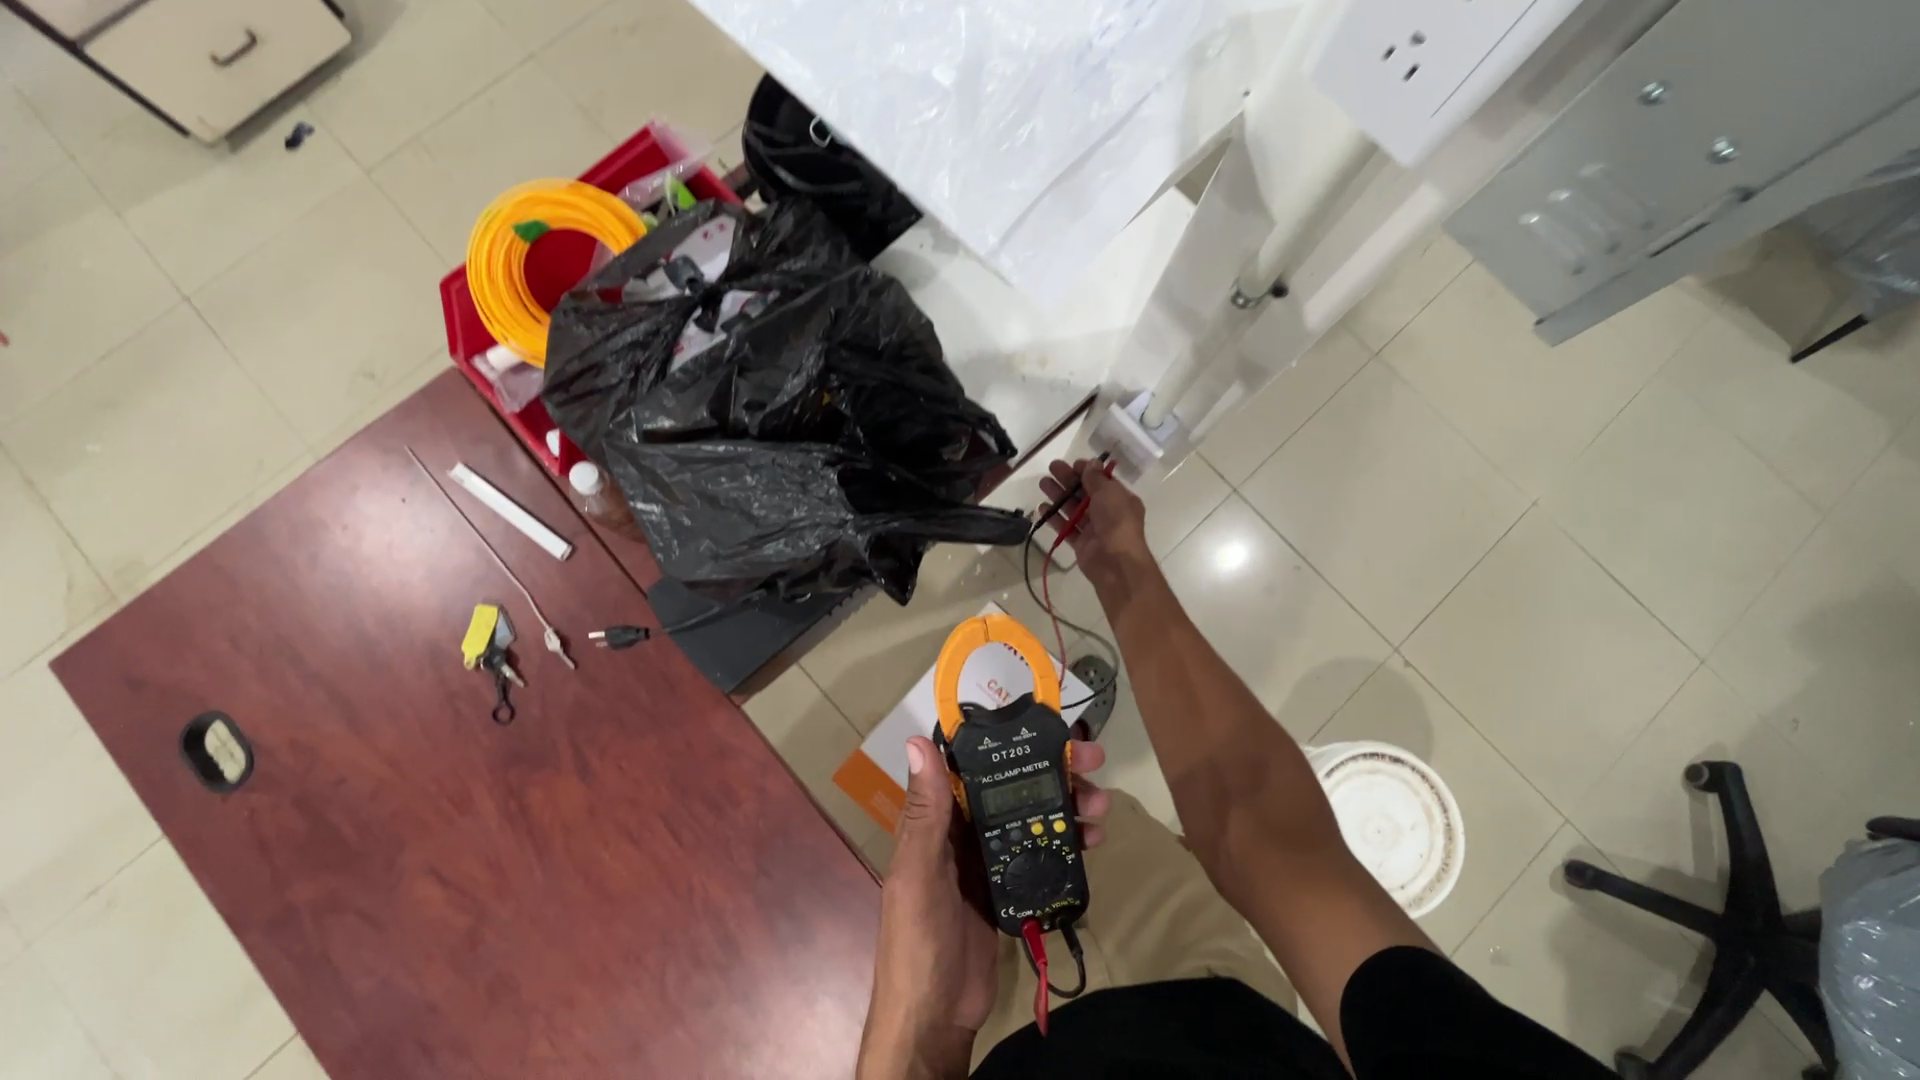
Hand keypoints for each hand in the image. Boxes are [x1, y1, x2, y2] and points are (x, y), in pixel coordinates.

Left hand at [858, 735, 1110, 1078]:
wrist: (935, 1016)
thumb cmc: (918, 940)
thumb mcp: (918, 874)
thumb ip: (925, 813)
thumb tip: (919, 742)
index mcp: (936, 822)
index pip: (974, 768)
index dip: (1009, 744)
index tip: (1047, 729)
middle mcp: (962, 833)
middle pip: (1012, 789)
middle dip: (1052, 771)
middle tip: (1094, 761)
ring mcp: (989, 862)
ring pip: (1033, 819)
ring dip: (1067, 806)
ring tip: (1100, 806)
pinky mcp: (1010, 890)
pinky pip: (1042, 855)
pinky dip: (1067, 844)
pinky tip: (1092, 841)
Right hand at [1038, 459, 1149, 587]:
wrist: (1116, 562)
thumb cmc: (1116, 522)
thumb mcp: (1109, 493)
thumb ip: (1096, 479)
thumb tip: (1091, 463)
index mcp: (1120, 499)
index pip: (1102, 481)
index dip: (1087, 471)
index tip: (1072, 464)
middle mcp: (1108, 512)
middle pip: (1085, 493)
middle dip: (1069, 480)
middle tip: (1051, 468)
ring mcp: (1094, 529)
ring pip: (1074, 509)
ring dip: (1059, 496)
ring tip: (1043, 484)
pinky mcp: (1082, 544)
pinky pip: (1067, 528)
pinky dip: (1055, 518)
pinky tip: (1042, 508)